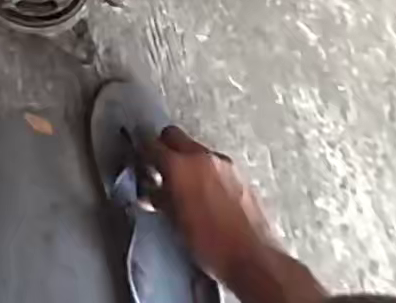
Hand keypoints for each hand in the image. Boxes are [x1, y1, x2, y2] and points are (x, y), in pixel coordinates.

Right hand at [142, 126, 278, 281]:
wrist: (255, 260)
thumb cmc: (212, 245)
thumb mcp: (176, 223)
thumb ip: (160, 198)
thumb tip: (152, 190)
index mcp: (179, 165)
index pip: (151, 144)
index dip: (143, 151)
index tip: (140, 159)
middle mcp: (200, 156)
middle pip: (173, 135)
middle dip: (164, 146)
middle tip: (160, 166)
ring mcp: (223, 162)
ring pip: (196, 149)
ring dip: (187, 160)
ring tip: (187, 184)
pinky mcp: (239, 173)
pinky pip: (214, 163)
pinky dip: (206, 171)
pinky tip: (209, 192)